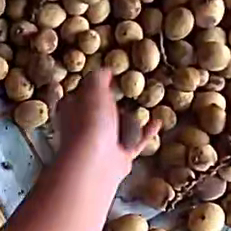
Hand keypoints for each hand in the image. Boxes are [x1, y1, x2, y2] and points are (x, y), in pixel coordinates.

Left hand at [52, 68, 159, 191]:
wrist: (95, 162)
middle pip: (98, 112)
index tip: (105, 78)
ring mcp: (102, 144)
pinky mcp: (120, 157)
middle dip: (110, 104)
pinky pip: (137, 141)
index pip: (78, 95)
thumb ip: (98, 77)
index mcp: (73, 110)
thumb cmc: (89, 121)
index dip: (89, 86)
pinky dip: (147, 132)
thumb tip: (104, 69)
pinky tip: (158, 122)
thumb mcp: (93, 89)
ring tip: (143, 107)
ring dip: (130, 119)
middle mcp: (85, 128)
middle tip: (125, 92)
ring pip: (117, 129)